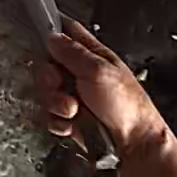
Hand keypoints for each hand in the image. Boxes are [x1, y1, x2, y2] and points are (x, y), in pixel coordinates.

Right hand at [40, 18, 168, 158]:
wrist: (135, 146)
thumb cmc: (128, 107)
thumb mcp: (98, 71)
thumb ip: (73, 52)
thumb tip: (52, 36)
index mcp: (92, 54)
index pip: (66, 30)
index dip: (51, 31)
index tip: (41, 42)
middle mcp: (81, 72)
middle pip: (47, 64)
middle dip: (49, 78)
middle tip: (60, 85)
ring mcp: (75, 96)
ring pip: (46, 92)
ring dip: (56, 104)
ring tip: (74, 110)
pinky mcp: (70, 118)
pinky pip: (49, 116)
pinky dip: (58, 122)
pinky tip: (73, 124)